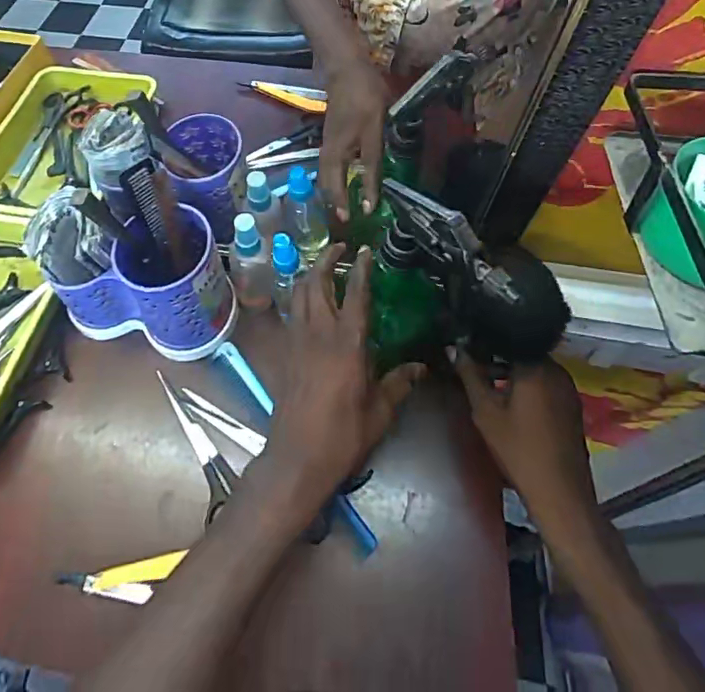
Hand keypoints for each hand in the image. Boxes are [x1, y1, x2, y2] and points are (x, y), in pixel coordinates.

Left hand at [268, 245, 424, 496]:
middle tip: (339, 249)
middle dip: (326, 259)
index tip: (365, 250)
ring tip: (322, 267)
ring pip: (299, 293)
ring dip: (309, 274)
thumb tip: (420, 367)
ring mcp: (296, 340)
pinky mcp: (284, 352)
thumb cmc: (343, 434)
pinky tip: (307, 302)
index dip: (361, 269)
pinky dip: (298, 297)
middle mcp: (318, 333)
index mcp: (347, 343)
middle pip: (316, 282)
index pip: (356, 294)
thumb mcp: (380, 412)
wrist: (298, 455)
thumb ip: (399, 383)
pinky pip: (291, 313)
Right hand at [319, 60, 389, 222]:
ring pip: (326, 175)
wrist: (345, 70)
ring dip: (331, 192)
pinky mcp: (330, 138)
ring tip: (339, 207)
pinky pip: (327, 165)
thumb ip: (374, 158)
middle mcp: (331, 151)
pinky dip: (331, 179)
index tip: (364, 214)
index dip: (361, 197)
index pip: (351, 181)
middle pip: (329, 182)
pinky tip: (340, 181)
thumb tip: (375, 185)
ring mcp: (328, 143)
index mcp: (341, 151)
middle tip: (342, 219)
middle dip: (335, 202)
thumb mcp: (376, 127)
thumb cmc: (364, 96)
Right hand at [451, 350, 597, 517]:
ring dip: (510, 373)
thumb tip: (454, 348)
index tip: (463, 346)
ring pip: (533, 370)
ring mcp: (568, 389)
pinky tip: (508, 402)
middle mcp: (557, 370)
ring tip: (485, 385)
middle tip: (470, 367)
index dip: (482, 340)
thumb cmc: (518, 449)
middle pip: (521, 353)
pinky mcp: (571, 406)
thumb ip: (469, 375)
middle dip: (495, 357)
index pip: (506, 338)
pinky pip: (544, 384)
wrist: (559, 493)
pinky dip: (526, 386)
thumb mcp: (485, 411)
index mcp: (536, 365)